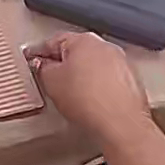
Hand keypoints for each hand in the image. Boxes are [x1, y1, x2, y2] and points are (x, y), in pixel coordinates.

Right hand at [24, 31, 158, 151]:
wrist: (121, 125)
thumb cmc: (88, 101)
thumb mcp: (51, 81)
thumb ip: (42, 67)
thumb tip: (42, 65)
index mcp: (83, 40)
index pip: (53, 41)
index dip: (39, 52)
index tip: (33, 60)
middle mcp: (105, 46)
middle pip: (76, 51)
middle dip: (62, 64)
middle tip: (51, 81)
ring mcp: (121, 63)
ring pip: (93, 65)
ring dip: (82, 76)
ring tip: (72, 96)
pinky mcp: (132, 81)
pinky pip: (107, 80)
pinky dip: (98, 87)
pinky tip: (91, 102)